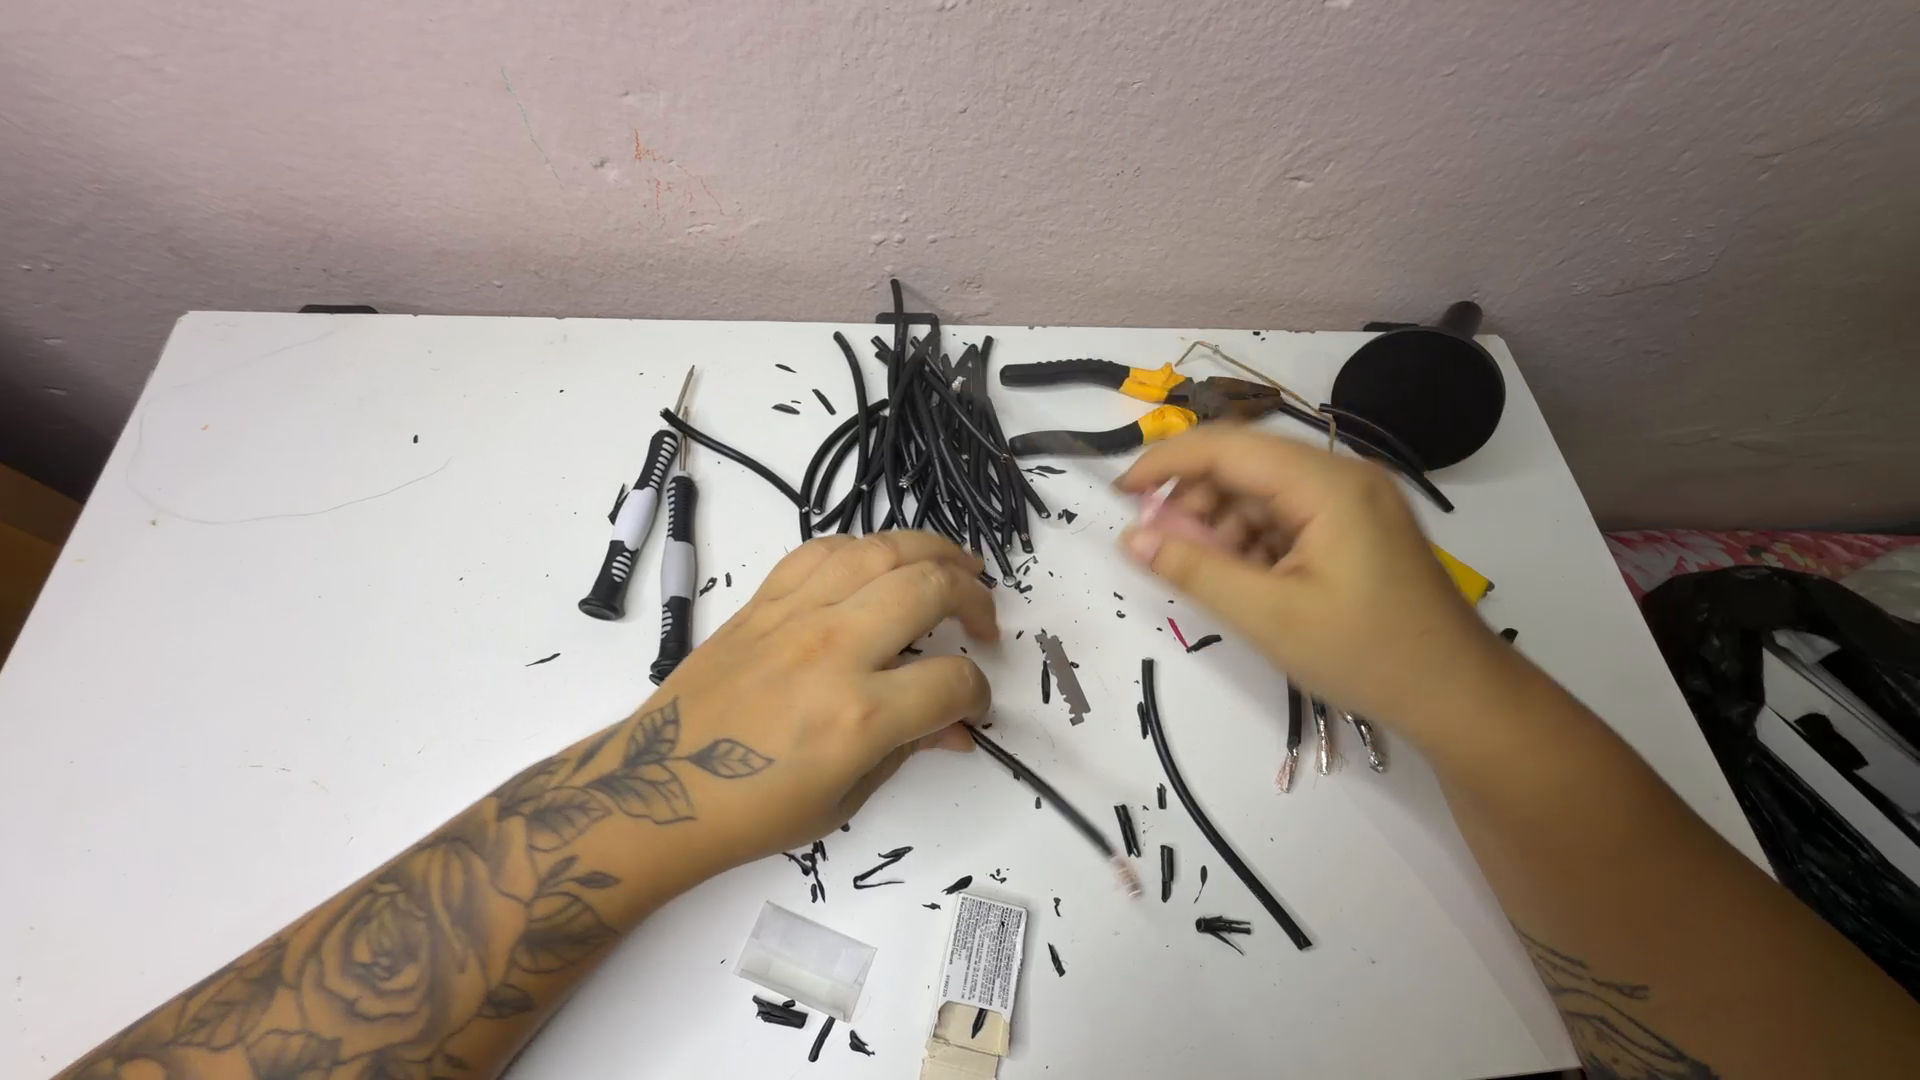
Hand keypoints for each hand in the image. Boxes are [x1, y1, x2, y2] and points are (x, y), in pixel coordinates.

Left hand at [638, 531, 998, 876]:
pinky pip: (825, 550)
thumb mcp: (845, 797)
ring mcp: (796, 615)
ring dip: (933, 551)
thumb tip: (959, 728)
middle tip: (985, 620)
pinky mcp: (765, 600)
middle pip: (929, 588)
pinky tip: (882, 563)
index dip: (978, 694)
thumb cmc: (754, 810)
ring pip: (882, 550)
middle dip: (974, 598)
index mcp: (859, 715)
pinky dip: (865, 548)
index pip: (952, 681)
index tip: (971, 706)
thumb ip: (910, 748)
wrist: (658, 786)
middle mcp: (833, 649)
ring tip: (957, 565)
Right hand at [1116, 427, 1505, 735]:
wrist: (1459, 697)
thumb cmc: (1367, 655)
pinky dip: (1249, 541)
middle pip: (1244, 465)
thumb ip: (1194, 571)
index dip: (1165, 462)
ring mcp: (1352, 501)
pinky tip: (1242, 580)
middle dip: (1194, 501)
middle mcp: (1341, 476)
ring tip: (1207, 574)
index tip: (1121, 494)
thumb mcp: (1268, 616)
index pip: (1228, 446)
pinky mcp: (1354, 526)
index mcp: (1327, 485)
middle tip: (1163, 550)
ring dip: (1219, 525)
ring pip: (1260, 492)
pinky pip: (1283, 516)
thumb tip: (1132, 538)